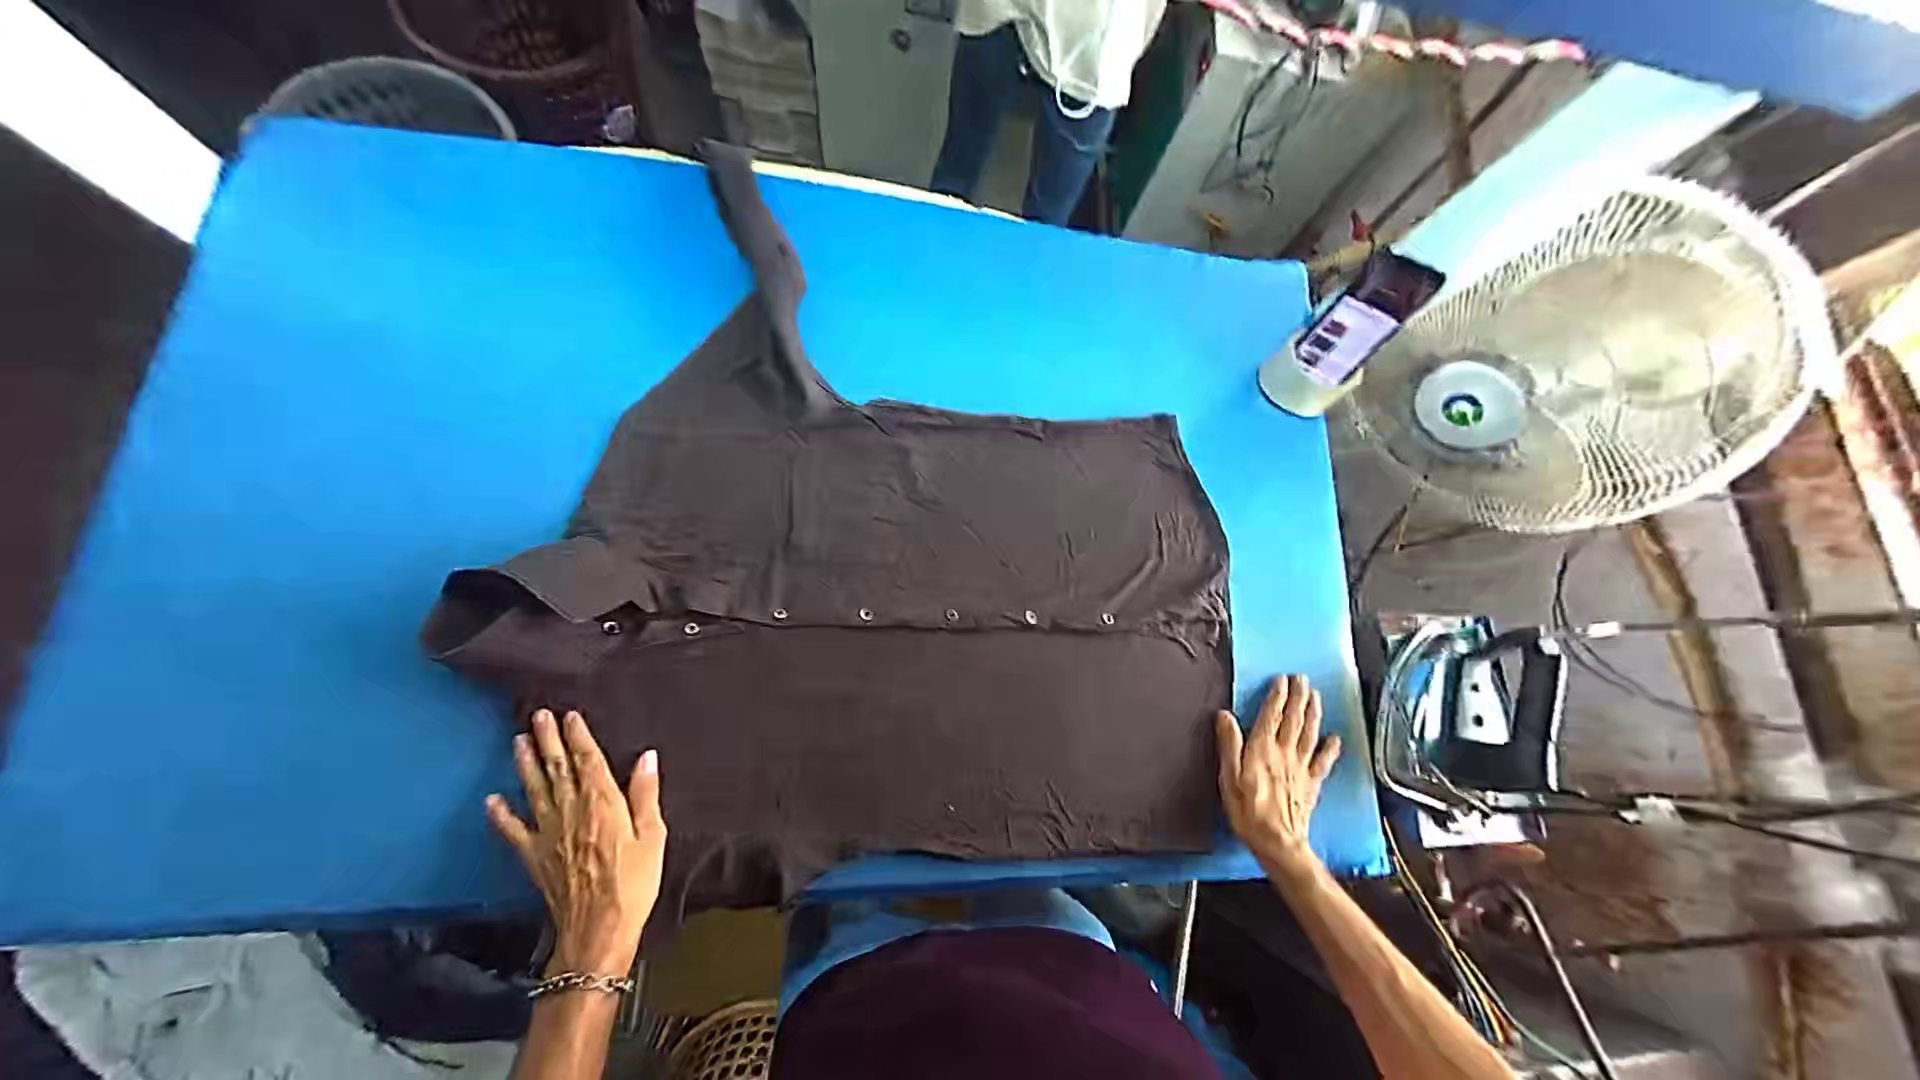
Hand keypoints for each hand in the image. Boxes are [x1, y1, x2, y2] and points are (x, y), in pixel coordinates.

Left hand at [486, 708, 666, 976]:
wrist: (598, 929)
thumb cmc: (635, 880)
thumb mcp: (653, 835)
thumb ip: (646, 793)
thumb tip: (647, 756)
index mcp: (603, 802)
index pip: (588, 761)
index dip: (578, 736)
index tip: (570, 716)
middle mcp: (571, 811)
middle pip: (557, 769)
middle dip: (548, 740)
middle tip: (538, 716)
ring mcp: (548, 834)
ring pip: (534, 790)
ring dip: (526, 764)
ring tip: (518, 741)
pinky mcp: (534, 857)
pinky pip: (513, 831)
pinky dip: (501, 815)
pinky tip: (491, 800)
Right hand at [1215, 674, 1341, 877]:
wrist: (1278, 843)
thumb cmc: (1247, 810)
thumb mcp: (1229, 776)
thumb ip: (1229, 744)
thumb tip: (1225, 716)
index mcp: (1262, 750)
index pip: (1271, 716)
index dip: (1277, 696)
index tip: (1281, 679)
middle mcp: (1285, 754)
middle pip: (1294, 720)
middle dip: (1298, 697)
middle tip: (1302, 679)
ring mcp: (1301, 768)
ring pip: (1310, 734)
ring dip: (1313, 713)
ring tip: (1316, 696)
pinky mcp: (1311, 784)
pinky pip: (1323, 762)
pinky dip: (1331, 748)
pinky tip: (1335, 738)